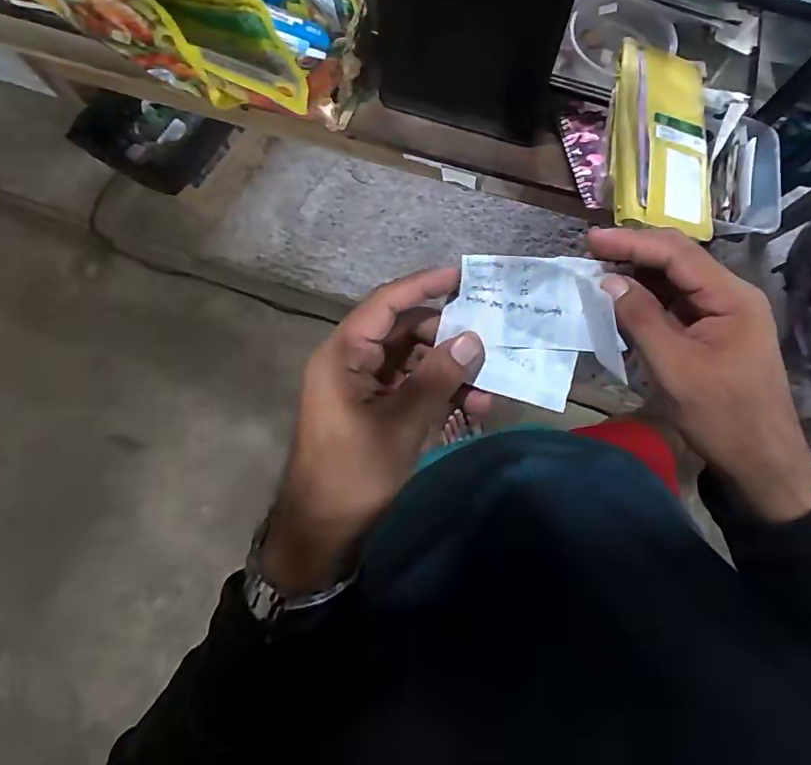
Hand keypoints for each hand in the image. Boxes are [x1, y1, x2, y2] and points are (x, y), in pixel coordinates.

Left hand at [261, 267, 488, 592]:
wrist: (322, 535)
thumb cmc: (352, 475)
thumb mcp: (399, 425)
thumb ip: (436, 378)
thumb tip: (472, 339)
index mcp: (343, 355)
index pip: (386, 304)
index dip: (423, 285)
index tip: (461, 275)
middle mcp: (353, 361)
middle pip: (406, 330)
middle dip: (448, 338)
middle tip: (488, 345)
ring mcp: (366, 385)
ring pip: (415, 359)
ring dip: (451, 370)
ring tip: (486, 390)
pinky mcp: (378, 407)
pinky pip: (414, 385)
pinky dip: (442, 391)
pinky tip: (472, 406)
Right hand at [588, 228, 810, 522]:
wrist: (763, 464)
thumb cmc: (722, 416)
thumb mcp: (674, 367)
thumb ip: (640, 318)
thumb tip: (608, 281)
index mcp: (732, 297)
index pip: (677, 253)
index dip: (632, 242)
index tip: (592, 239)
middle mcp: (732, 295)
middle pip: (679, 260)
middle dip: (635, 253)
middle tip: (592, 253)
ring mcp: (726, 314)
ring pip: (676, 282)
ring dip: (640, 278)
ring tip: (600, 276)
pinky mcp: (716, 332)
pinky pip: (678, 306)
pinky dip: (650, 303)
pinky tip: (624, 306)